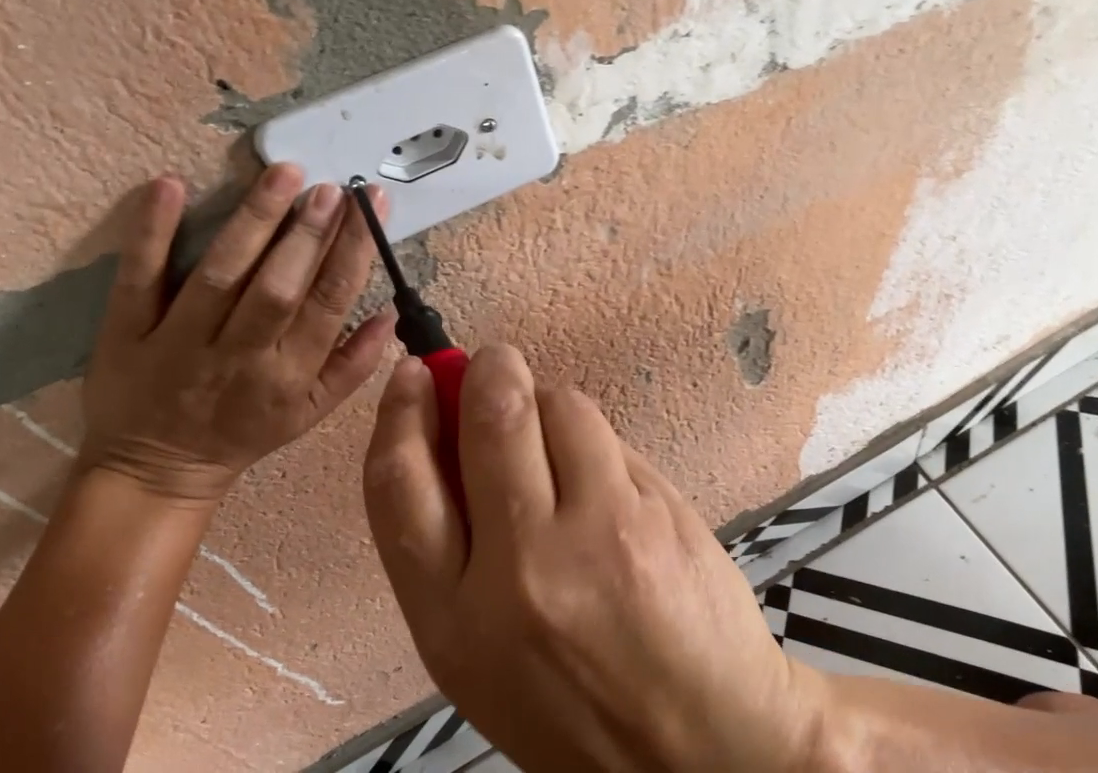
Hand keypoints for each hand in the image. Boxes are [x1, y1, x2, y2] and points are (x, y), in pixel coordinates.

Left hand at [81, 165, 395, 502]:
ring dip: (253, 222)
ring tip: (284, 174)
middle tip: (333, 188)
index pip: (329, 302)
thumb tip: (389, 311)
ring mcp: (178, 341)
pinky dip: (152, 232)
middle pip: (279, 287)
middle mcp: (238, 355)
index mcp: (288, 374)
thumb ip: (353, 366)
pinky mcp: (125, 331)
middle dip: (309, 234)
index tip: (373, 205)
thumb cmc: (244, 433)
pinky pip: (140, 278)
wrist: (154, 470)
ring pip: (221, 274)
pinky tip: (171, 185)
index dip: (354, 251)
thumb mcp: (310, 414)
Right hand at [363, 345, 828, 771]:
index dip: (400, 415)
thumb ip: (453, 555)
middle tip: (493, 363)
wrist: (699, 747)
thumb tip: (446, 440)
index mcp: (451, 622)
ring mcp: (595, 536)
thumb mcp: (479, 658)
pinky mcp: (654, 514)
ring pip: (560, 408)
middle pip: (489, 420)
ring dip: (549, 399)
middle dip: (488, 371)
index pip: (399, 486)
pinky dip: (597, 437)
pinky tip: (606, 475)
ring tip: (559, 429)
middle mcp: (516, 571)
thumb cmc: (576, 706)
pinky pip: (612, 439)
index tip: (413, 375)